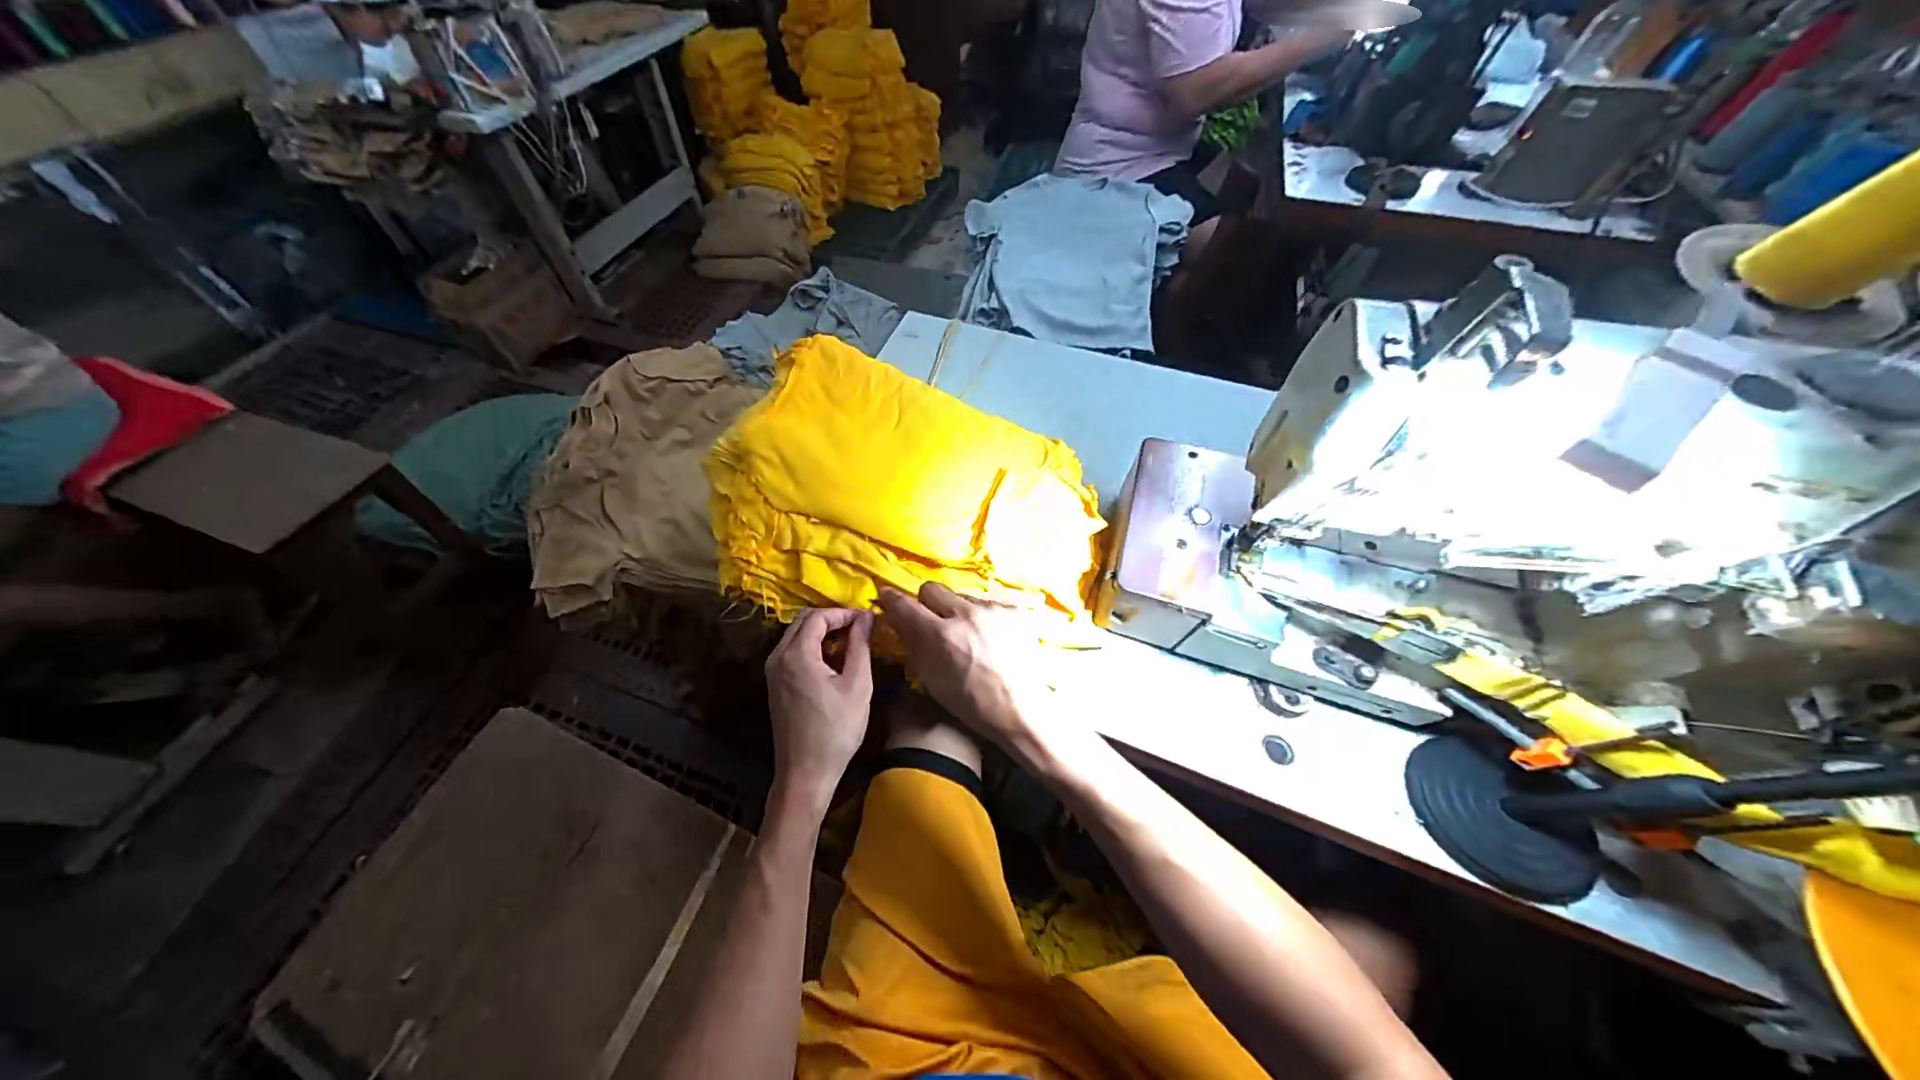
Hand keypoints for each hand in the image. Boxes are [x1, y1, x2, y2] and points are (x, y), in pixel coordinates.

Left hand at [765, 608, 873, 814]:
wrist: (805, 772)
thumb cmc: (835, 731)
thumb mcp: (857, 686)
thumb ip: (860, 646)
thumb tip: (866, 618)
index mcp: (796, 655)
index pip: (818, 616)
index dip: (844, 613)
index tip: (868, 619)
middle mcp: (778, 657)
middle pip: (804, 622)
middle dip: (833, 619)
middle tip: (861, 628)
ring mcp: (773, 672)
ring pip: (797, 636)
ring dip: (823, 633)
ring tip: (852, 643)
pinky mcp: (775, 684)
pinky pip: (793, 653)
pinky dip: (813, 648)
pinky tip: (835, 662)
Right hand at [875, 584, 1099, 775]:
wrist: (1021, 711)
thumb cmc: (970, 703)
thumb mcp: (930, 678)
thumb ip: (912, 643)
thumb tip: (898, 619)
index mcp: (941, 636)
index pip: (904, 604)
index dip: (892, 601)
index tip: (887, 599)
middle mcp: (967, 614)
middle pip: (932, 589)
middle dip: (927, 604)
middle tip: (932, 622)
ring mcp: (995, 609)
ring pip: (961, 595)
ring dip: (958, 610)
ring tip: (967, 634)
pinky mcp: (1015, 610)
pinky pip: (988, 603)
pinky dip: (983, 616)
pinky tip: (990, 636)